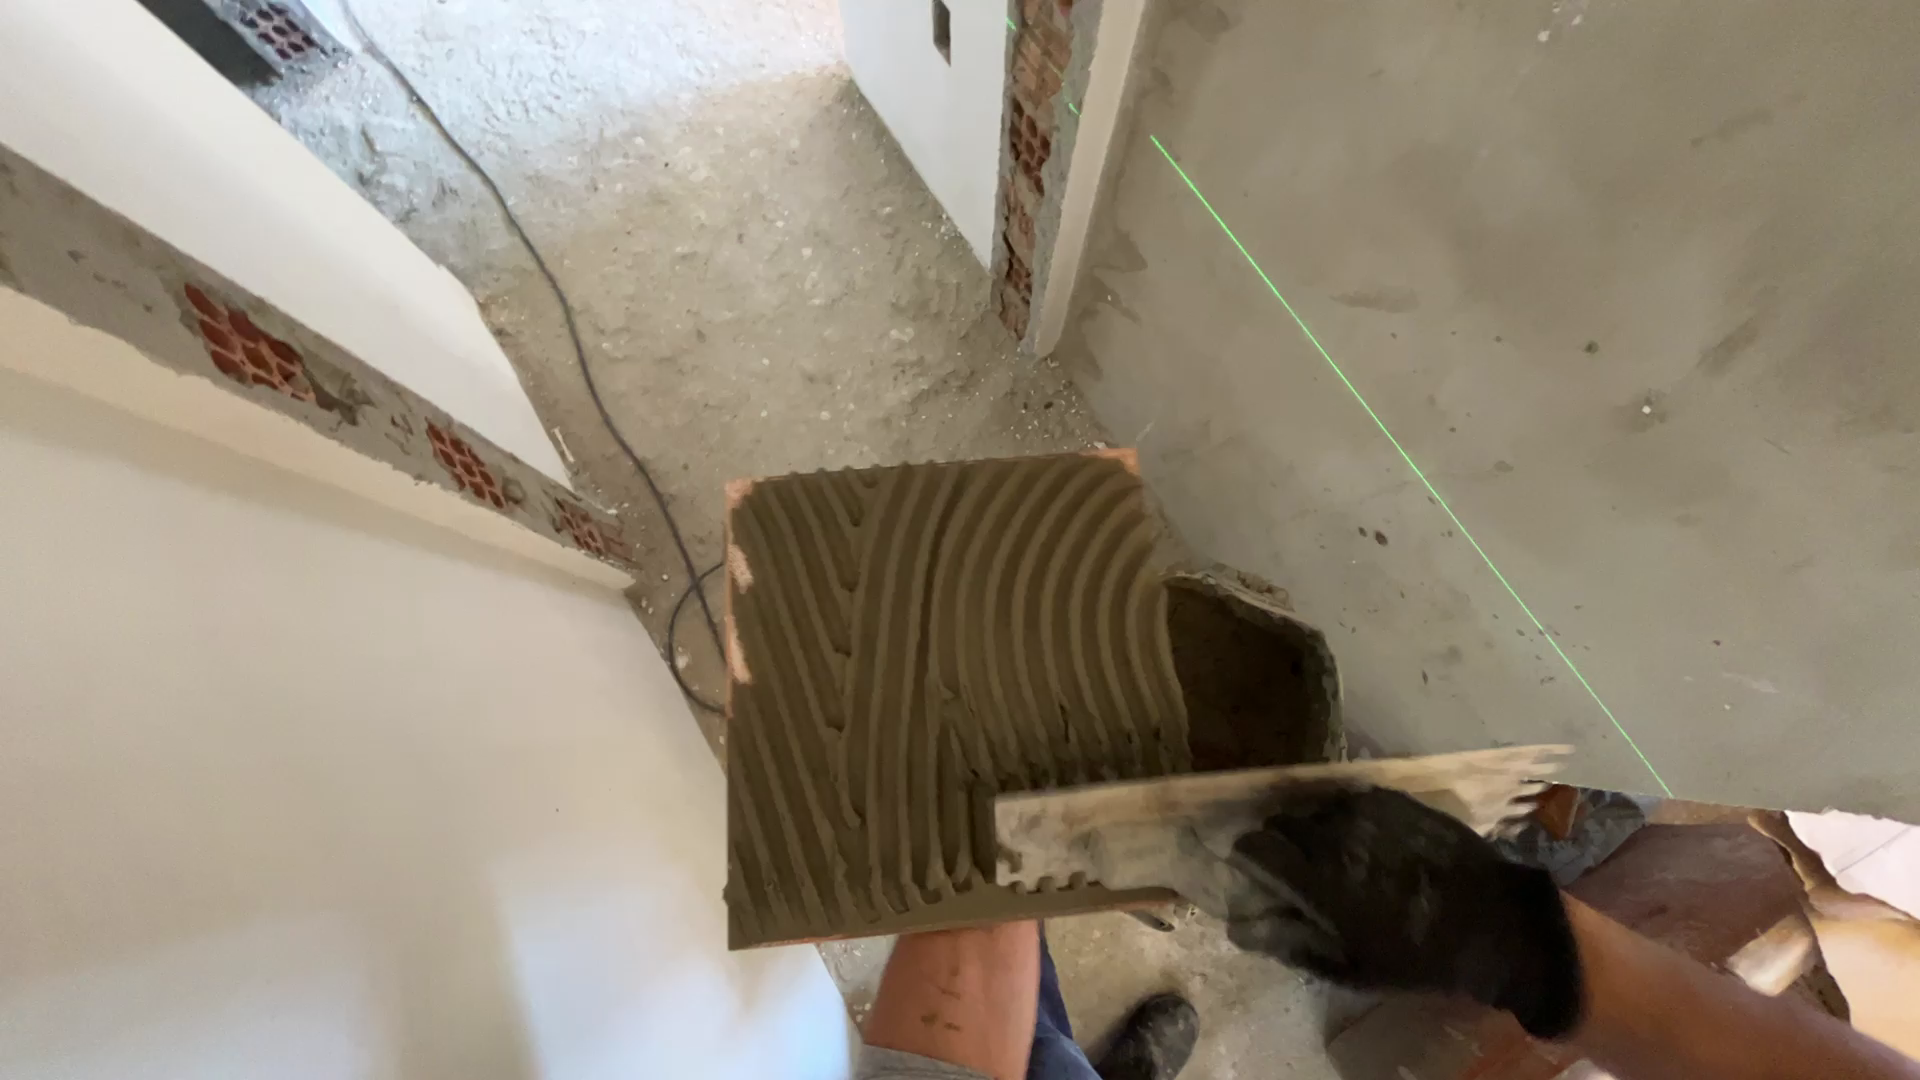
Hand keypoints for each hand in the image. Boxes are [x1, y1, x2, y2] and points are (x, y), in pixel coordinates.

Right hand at [1223, 784, 1583, 1038]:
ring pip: (1313, 809)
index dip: (1248, 857)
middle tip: (1300, 865)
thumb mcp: (1355, 968)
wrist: (1503, 927)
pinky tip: (1369, 840)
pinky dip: (1346, 817)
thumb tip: (1238, 929)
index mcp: (1318, 880)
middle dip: (1281, 842)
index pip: (1254, 847)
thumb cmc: (1423, 958)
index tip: (1256, 868)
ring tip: (1337, 852)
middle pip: (1279, 822)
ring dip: (1314, 829)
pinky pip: (1347, 800)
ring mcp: (1361, 810)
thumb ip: (1293, 943)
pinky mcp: (1388, 797)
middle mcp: (1331, 835)